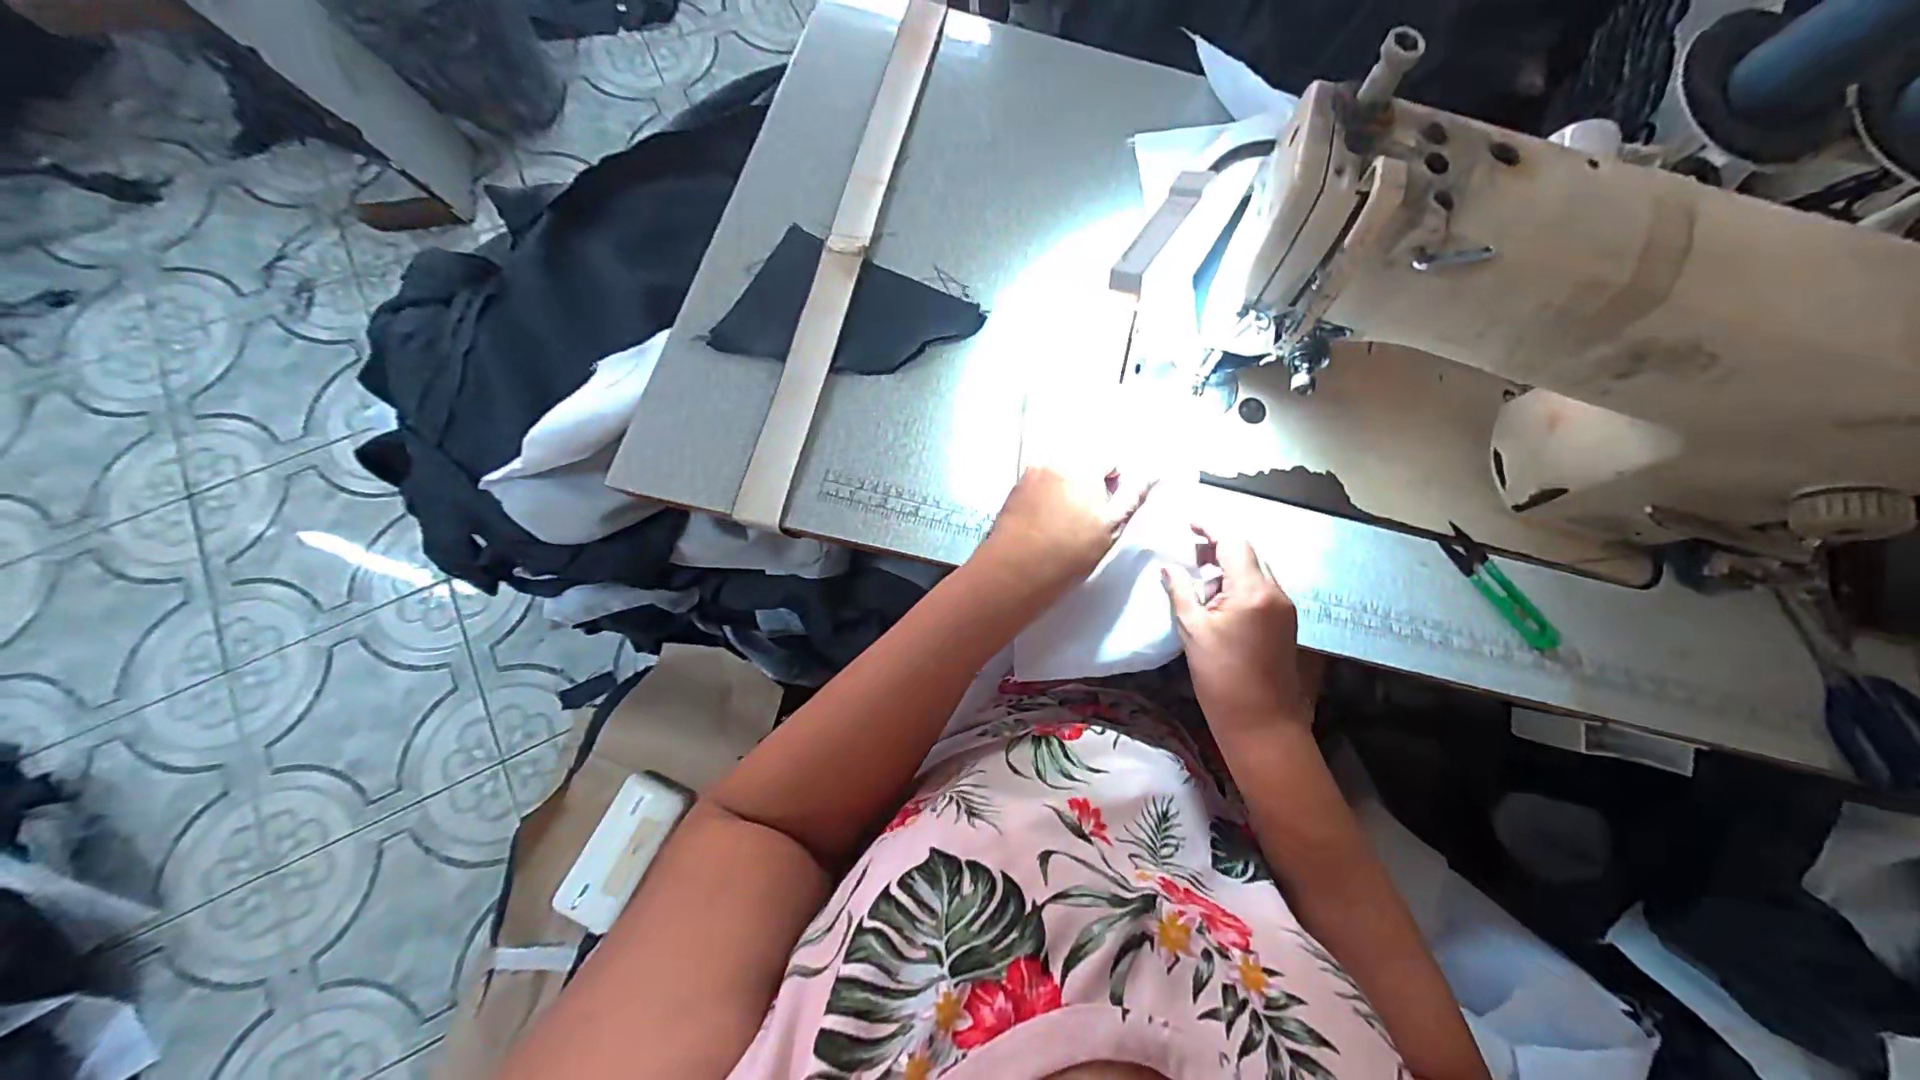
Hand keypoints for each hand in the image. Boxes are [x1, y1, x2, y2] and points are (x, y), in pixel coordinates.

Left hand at [978, 464, 1152, 596]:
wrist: (1017, 569)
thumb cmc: (1070, 551)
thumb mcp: (1110, 526)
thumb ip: (1132, 496)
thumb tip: (1154, 473)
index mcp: (1082, 467)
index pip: (1109, 457)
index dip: (1114, 479)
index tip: (1109, 502)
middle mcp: (1054, 461)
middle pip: (1082, 461)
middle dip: (1090, 481)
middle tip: (1088, 514)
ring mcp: (1030, 473)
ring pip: (1060, 472)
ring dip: (1067, 487)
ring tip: (1065, 519)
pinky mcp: (1015, 488)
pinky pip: (1039, 483)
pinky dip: (1046, 495)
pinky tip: (1045, 520)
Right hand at [1162, 525, 1318, 733]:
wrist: (1261, 723)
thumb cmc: (1221, 677)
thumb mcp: (1193, 631)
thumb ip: (1181, 592)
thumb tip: (1168, 567)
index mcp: (1253, 591)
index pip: (1233, 543)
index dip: (1210, 530)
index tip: (1189, 525)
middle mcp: (1275, 593)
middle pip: (1248, 554)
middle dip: (1218, 551)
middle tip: (1188, 560)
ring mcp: (1284, 609)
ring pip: (1256, 572)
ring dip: (1228, 571)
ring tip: (1199, 587)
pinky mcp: (1285, 624)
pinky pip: (1262, 591)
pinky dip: (1239, 588)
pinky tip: (1217, 606)